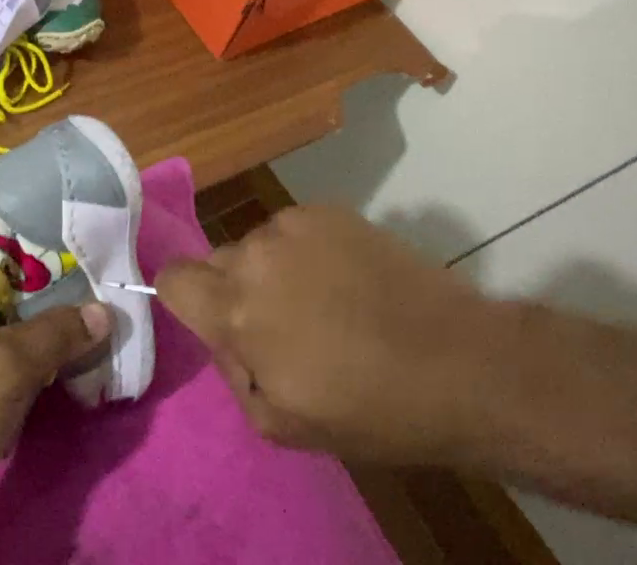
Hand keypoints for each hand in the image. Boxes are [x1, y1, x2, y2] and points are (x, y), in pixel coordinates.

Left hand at [0, 247, 110, 495]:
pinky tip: (68, 351)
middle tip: (106, 288)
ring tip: (97, 319)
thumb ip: (61, 331)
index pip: (2, 237)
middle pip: (7, 273)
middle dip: (55, 288)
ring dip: (47, 320)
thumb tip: (106, 310)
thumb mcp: (11, 366)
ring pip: (7, 308)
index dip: (50, 245)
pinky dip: (29, 344)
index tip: (96, 250)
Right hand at [157, 203, 507, 464]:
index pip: (171, 278)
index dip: (186, 300)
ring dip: (275, 271)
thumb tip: (227, 337)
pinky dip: (309, 252)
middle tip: (285, 326)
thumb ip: (232, 373)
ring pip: (258, 246)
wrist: (465, 365)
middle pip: (216, 263)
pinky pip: (295, 231)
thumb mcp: (282, 424)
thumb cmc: (373, 409)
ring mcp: (294, 226)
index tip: (219, 322)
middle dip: (236, 292)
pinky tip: (350, 281)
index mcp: (236, 310)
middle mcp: (254, 256)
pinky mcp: (330, 212)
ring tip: (328, 303)